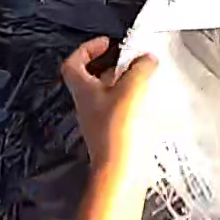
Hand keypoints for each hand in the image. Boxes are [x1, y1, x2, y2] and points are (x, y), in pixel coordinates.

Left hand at [60, 38, 158, 181]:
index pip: (73, 63)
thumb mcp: (129, 92)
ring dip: (122, 81)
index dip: (86, 49)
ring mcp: (99, 120)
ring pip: (107, 92)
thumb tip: (146, 57)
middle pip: (91, 77)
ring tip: (142, 75)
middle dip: (109, 64)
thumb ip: (139, 70)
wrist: (120, 175)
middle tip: (128, 59)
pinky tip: (147, 99)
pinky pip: (119, 108)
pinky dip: (130, 98)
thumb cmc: (117, 130)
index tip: (106, 43)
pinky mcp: (113, 133)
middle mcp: (87, 103)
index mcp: (82, 89)